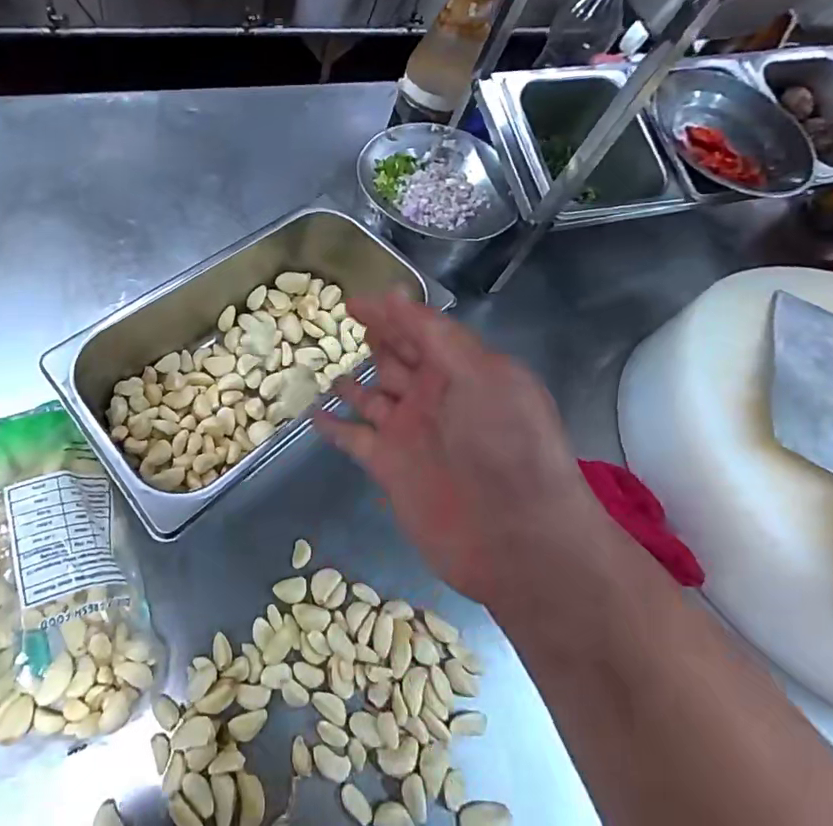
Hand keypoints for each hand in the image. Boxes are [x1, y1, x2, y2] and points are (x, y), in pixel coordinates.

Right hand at [314, 292, 599, 605]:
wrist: (517, 538)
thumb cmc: (507, 446)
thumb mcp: (481, 375)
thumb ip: (435, 335)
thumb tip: (395, 294)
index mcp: (462, 370)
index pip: (420, 329)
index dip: (389, 312)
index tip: (353, 301)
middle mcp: (434, 397)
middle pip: (397, 359)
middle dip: (377, 340)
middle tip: (346, 325)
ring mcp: (410, 432)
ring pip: (373, 397)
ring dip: (354, 383)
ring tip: (329, 369)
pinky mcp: (390, 467)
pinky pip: (355, 438)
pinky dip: (335, 426)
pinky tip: (315, 414)